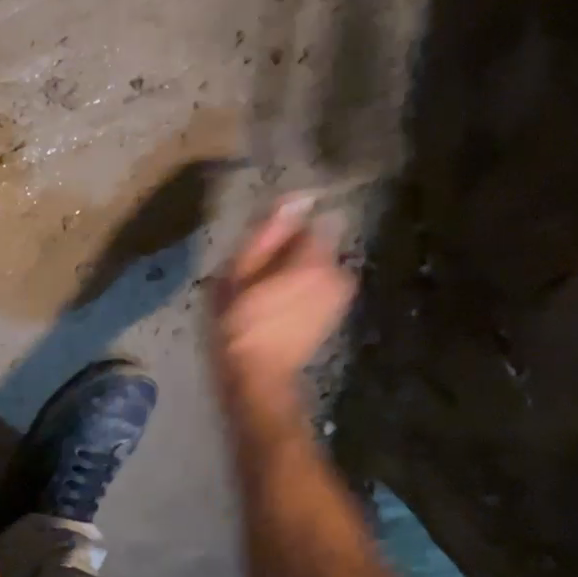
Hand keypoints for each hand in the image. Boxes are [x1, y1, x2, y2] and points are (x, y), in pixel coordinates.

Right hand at [212, 195, 356, 418]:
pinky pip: (319, 284)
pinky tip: (278, 304)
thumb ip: (266, 235)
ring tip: (265, 289)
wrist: (257, 377)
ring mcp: (340, 294)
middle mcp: (336, 273)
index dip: (284, 227)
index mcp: (313, 260)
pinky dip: (302, 287)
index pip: (310, 219)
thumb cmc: (237, 324)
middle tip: (257, 270)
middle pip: (315, 242)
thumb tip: (292, 198)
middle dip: (290, 249)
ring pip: (318, 264)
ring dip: (295, 268)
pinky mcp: (335, 311)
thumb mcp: (237, 274)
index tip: (261, 242)